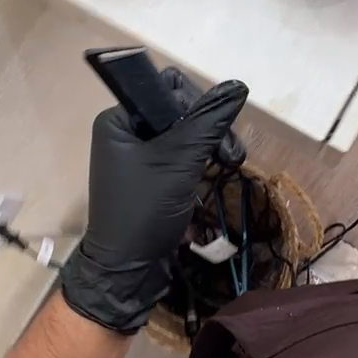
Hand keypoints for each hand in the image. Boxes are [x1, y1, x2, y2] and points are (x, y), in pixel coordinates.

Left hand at [60, 71, 248, 334]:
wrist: (128, 271)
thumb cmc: (144, 210)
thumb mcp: (180, 160)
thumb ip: (209, 121)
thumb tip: (238, 86)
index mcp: (119, 119)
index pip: (167, 88)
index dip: (198, 103)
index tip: (216, 132)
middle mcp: (126, 131)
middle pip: (180, 109)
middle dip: (210, 129)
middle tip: (232, 157)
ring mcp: (139, 155)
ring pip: (186, 132)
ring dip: (211, 146)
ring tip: (231, 166)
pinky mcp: (152, 176)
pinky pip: (183, 154)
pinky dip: (202, 161)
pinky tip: (216, 173)